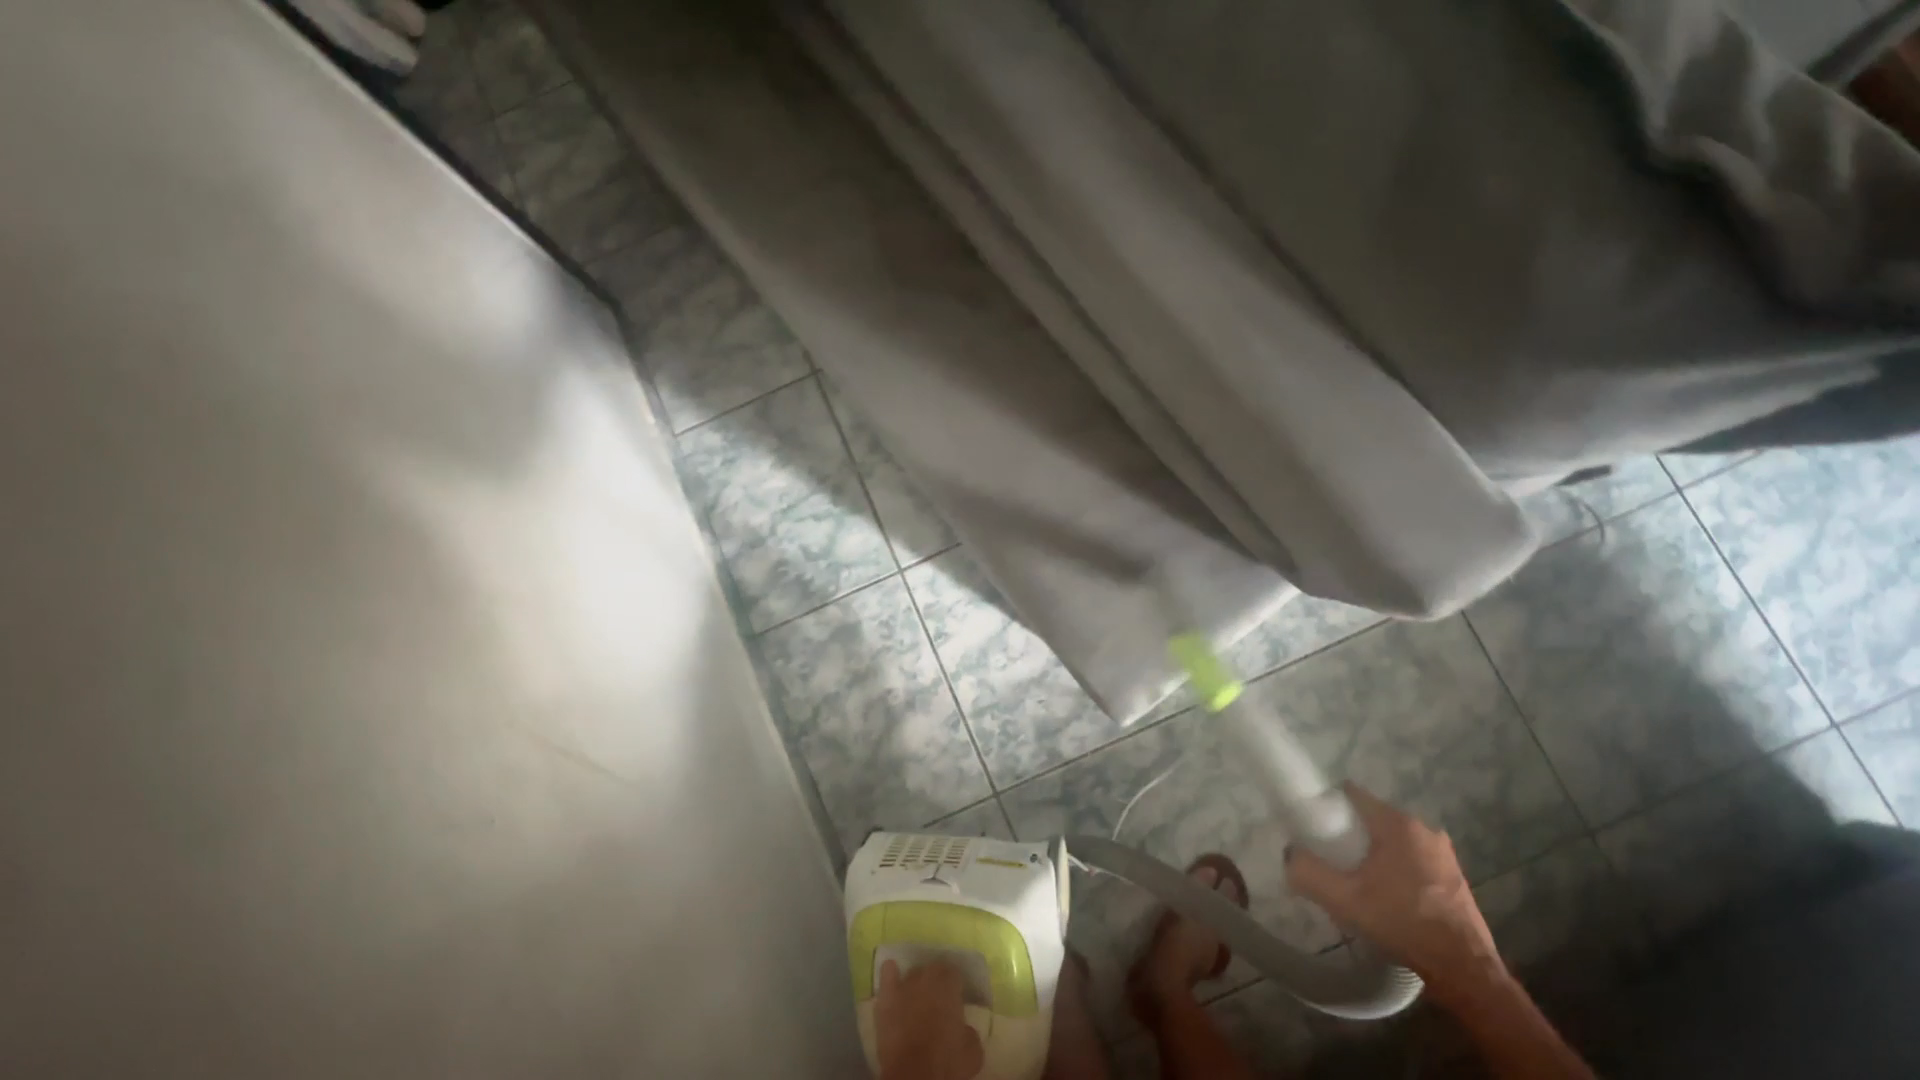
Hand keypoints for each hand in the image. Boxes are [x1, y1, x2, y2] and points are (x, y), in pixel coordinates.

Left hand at [874, 959, 983, 1079]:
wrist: (913, 1076)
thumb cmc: (946, 1063)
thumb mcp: (972, 1052)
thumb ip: (969, 1032)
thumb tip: (963, 1028)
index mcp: (950, 989)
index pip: (954, 972)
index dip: (956, 984)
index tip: (958, 995)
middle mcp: (927, 981)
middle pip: (933, 969)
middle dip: (938, 979)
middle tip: (940, 996)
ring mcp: (904, 988)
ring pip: (912, 974)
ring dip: (917, 981)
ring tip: (918, 994)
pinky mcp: (885, 1001)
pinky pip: (887, 976)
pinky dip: (890, 973)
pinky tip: (892, 972)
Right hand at [1285, 784, 1506, 1006]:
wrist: (1462, 967)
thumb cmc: (1402, 923)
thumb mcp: (1344, 899)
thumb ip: (1308, 872)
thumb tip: (1290, 853)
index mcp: (1398, 824)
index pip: (1353, 795)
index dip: (1327, 806)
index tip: (1312, 827)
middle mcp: (1424, 829)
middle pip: (1372, 819)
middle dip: (1349, 835)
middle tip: (1332, 862)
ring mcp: (1443, 853)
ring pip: (1393, 840)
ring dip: (1373, 854)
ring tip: (1357, 884)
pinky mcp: (1453, 875)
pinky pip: (1412, 859)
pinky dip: (1395, 869)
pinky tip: (1387, 898)